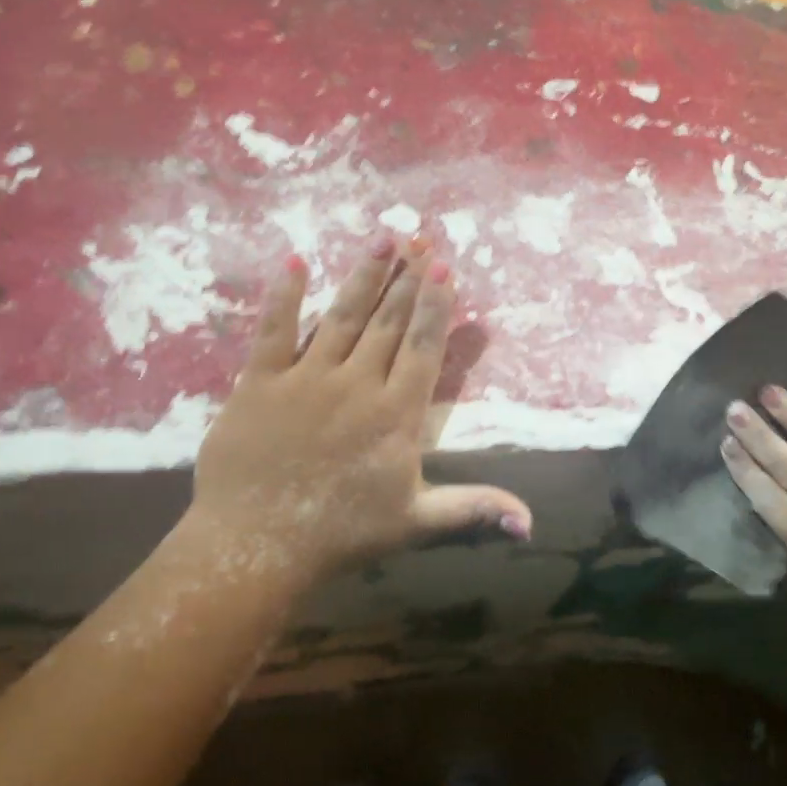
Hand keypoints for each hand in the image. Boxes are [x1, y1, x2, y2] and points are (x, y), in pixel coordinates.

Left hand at [189, 237, 531, 571]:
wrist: (255, 547)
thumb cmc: (342, 535)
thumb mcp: (417, 523)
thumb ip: (475, 509)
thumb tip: (531, 525)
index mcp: (396, 414)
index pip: (422, 347)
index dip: (436, 306)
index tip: (446, 268)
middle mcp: (356, 385)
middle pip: (387, 322)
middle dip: (408, 279)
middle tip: (421, 238)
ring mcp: (305, 380)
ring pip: (340, 317)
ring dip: (363, 276)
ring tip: (381, 239)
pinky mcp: (258, 384)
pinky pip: (271, 330)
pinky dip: (282, 295)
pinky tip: (293, 261)